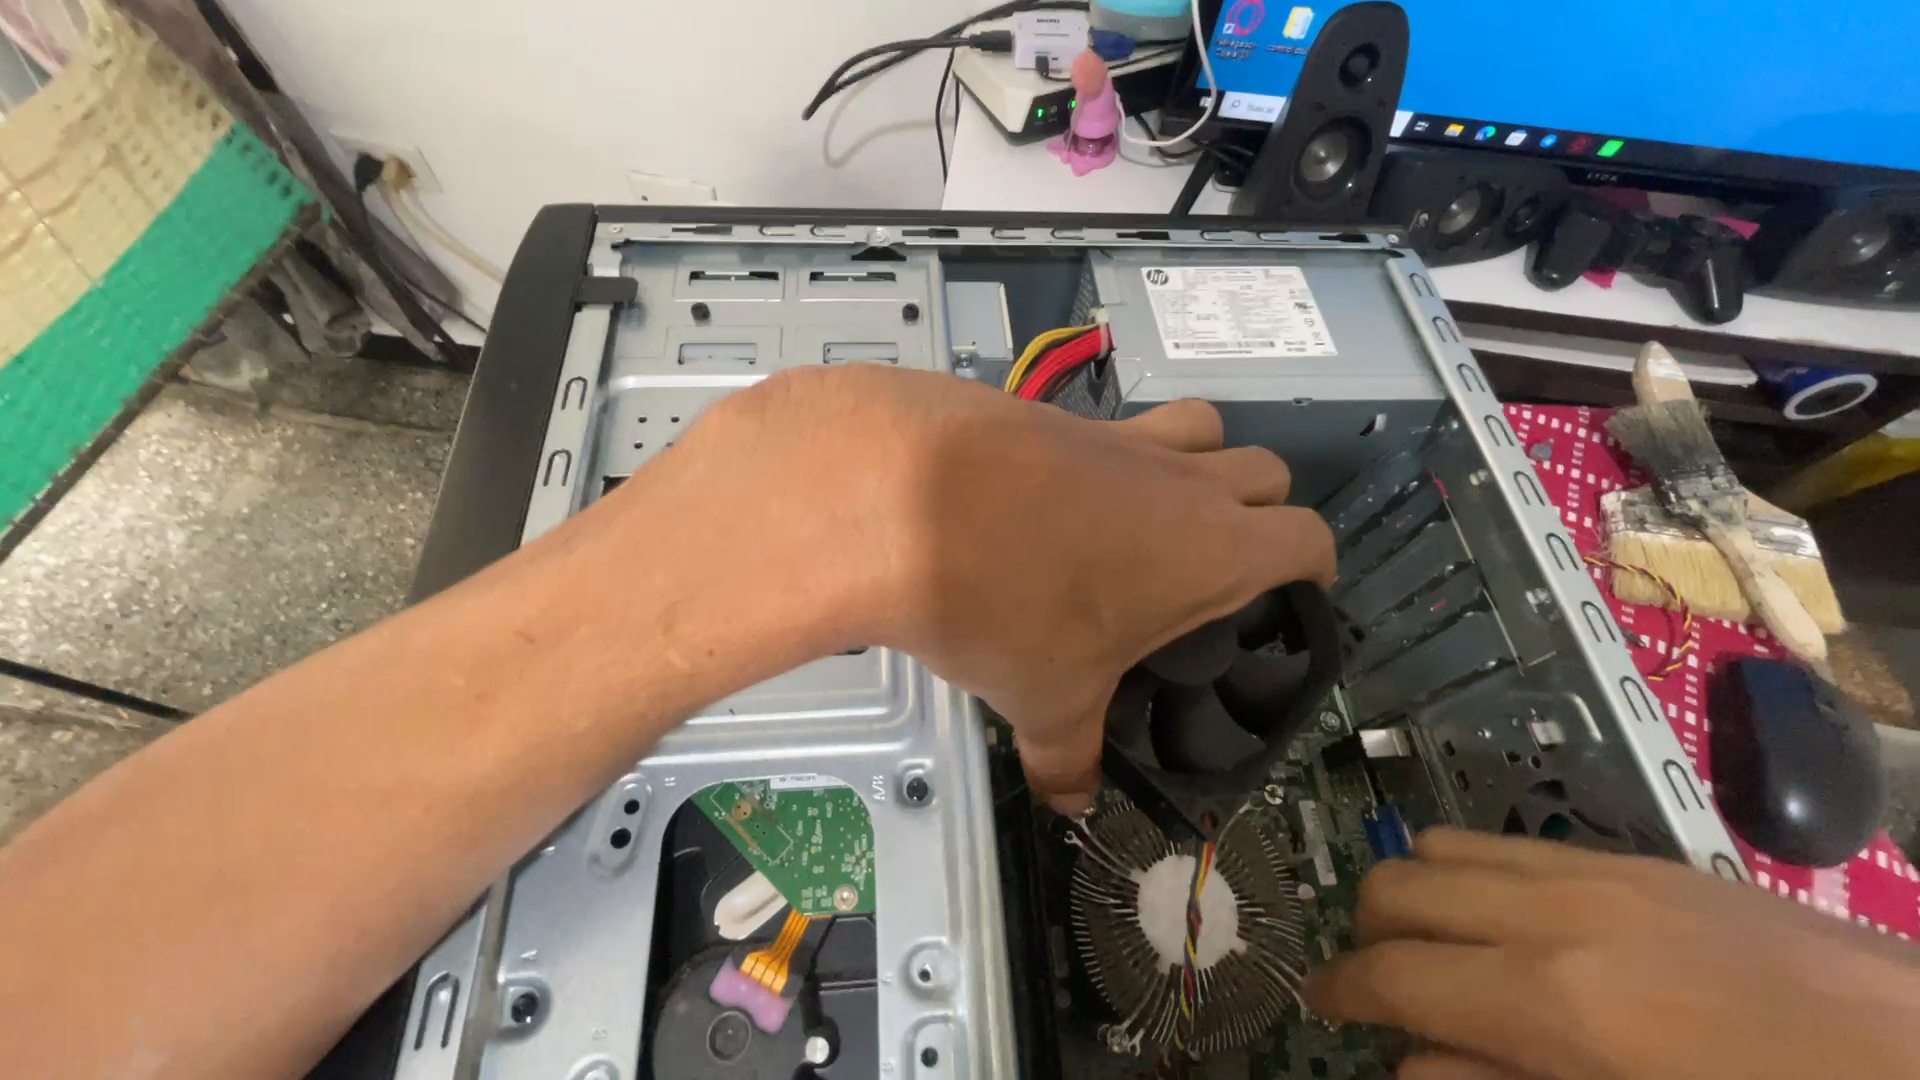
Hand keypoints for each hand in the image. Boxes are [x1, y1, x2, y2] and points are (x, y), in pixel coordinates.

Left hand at [632, 365, 1334, 811]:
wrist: (904, 498)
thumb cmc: (1007, 604)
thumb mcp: (1045, 697)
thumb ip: (1065, 758)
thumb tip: (1068, 803)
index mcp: (1214, 548)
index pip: (1307, 539)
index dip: (1312, 566)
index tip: (1296, 592)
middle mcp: (1181, 478)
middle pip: (1265, 470)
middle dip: (1261, 510)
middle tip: (1220, 560)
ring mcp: (1117, 436)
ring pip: (1201, 426)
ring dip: (1201, 461)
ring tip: (1157, 513)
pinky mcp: (1055, 415)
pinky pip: (1112, 425)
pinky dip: (1113, 452)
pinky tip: (1063, 498)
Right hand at [1307, 828, 1919, 1078]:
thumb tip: (1407, 1066)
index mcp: (1556, 1001)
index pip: (1394, 974)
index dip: (1340, 990)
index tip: (1320, 1004)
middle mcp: (1556, 912)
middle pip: (1396, 887)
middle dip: (1366, 935)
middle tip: (1382, 988)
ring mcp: (1600, 871)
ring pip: (1439, 846)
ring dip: (1415, 895)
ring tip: (1438, 949)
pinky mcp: (1642, 859)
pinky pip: (1508, 841)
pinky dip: (1473, 875)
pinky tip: (1512, 927)